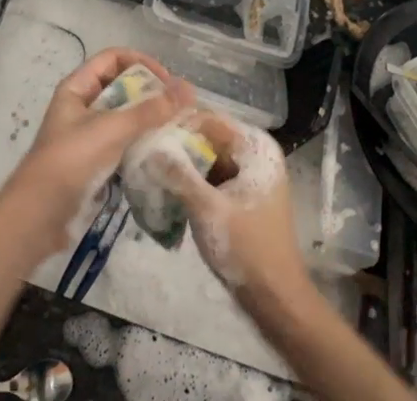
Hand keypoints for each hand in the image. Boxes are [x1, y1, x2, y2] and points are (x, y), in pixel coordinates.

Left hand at [0, 48, 193, 255]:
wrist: (41, 214)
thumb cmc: (72, 160)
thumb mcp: (112, 128)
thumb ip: (150, 109)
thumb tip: (188, 88)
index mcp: (77, 87)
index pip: (113, 58)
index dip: (142, 63)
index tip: (169, 82)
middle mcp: (82, 106)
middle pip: (122, 87)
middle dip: (152, 94)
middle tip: (181, 109)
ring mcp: (89, 135)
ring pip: (126, 118)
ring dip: (150, 122)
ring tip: (179, 131)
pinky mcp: (96, 162)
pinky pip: (125, 145)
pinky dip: (143, 146)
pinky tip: (164, 154)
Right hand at [144, 109, 308, 303]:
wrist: (275, 298)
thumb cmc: (246, 248)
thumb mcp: (207, 209)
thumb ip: (177, 174)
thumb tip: (148, 144)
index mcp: (256, 149)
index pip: (209, 119)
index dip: (177, 124)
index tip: (145, 133)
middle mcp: (255, 156)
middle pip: (208, 138)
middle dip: (177, 146)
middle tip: (141, 153)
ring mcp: (249, 177)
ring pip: (206, 159)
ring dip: (181, 165)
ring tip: (146, 169)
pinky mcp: (241, 197)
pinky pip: (210, 178)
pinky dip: (190, 182)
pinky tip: (164, 189)